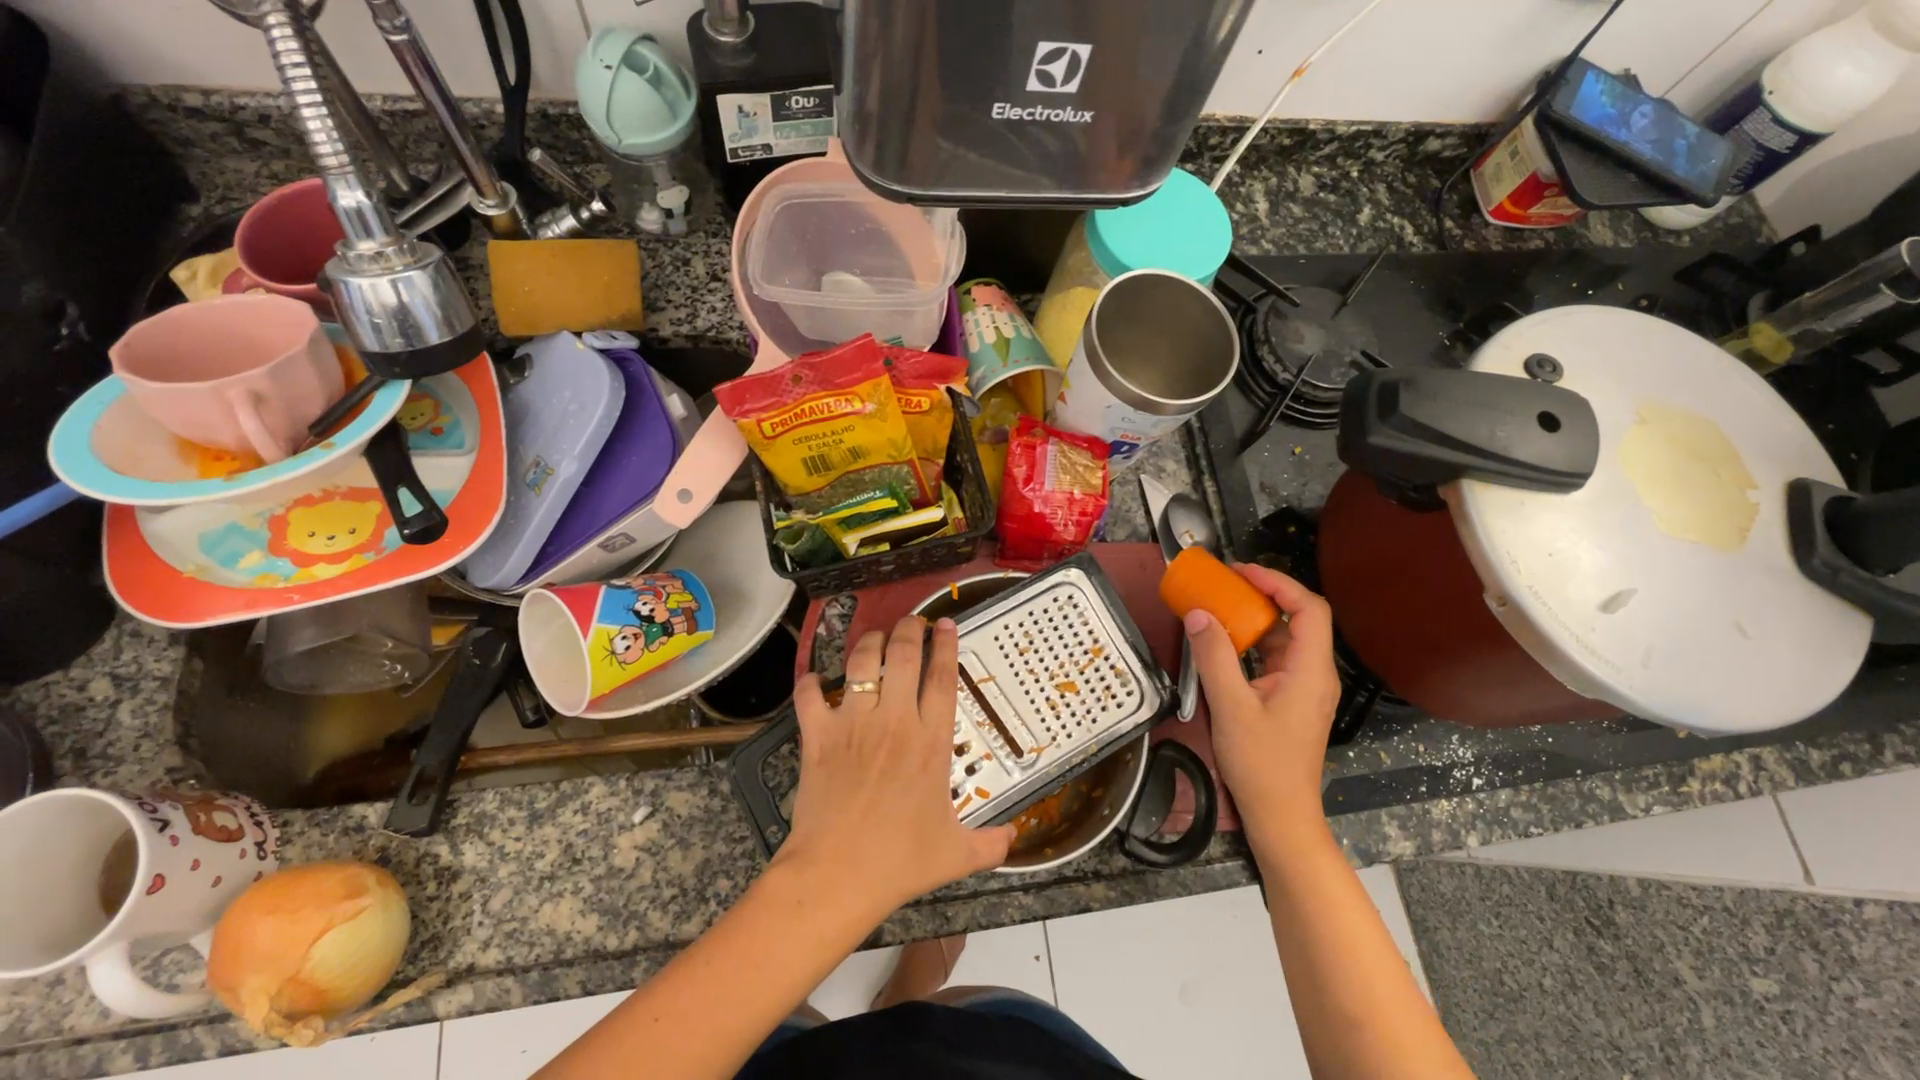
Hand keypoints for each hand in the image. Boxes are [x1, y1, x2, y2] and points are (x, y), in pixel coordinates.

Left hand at [773, 616, 1015, 916]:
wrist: (838, 875)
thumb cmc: (900, 862)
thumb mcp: (957, 855)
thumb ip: (991, 843)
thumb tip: (1014, 838)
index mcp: (931, 742)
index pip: (942, 678)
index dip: (946, 646)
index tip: (946, 625)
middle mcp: (894, 722)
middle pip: (903, 656)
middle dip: (909, 630)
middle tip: (912, 623)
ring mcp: (852, 725)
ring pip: (861, 663)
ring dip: (869, 643)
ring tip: (875, 637)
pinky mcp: (816, 736)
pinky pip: (810, 695)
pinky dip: (811, 683)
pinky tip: (815, 680)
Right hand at [1183, 565, 1339, 828]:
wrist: (1280, 814)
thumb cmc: (1260, 763)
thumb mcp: (1231, 708)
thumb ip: (1214, 658)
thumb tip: (1198, 615)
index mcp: (1311, 670)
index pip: (1309, 609)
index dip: (1279, 583)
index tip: (1241, 573)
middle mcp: (1315, 673)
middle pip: (1300, 619)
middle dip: (1263, 596)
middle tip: (1225, 585)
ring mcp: (1305, 688)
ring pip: (1286, 639)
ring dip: (1255, 620)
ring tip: (1219, 607)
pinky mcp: (1292, 701)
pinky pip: (1275, 660)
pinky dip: (1252, 645)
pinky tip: (1225, 645)